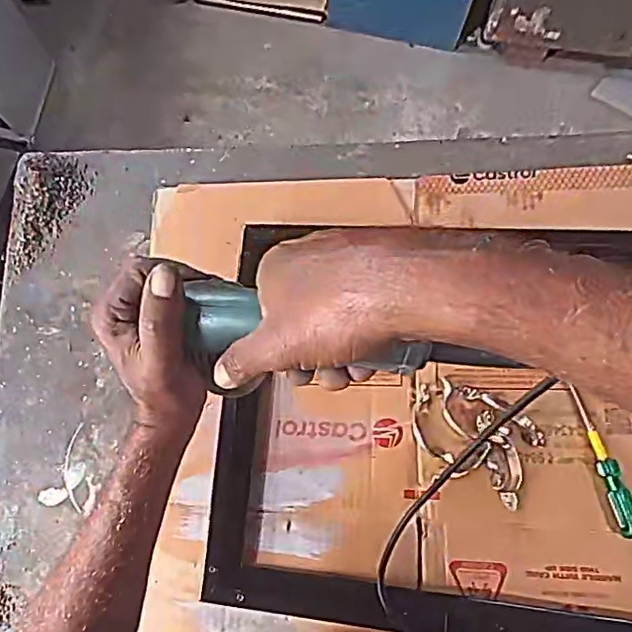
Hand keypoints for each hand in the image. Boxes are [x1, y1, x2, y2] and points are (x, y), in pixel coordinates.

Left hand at [93, 258, 209, 438]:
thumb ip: (159, 319)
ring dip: (196, 290)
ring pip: (171, 280)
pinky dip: (199, 299)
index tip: (197, 294)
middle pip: (157, 271)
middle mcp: (123, 307)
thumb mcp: (161, 357)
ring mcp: (143, 311)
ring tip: (212, 307)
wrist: (173, 414)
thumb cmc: (163, 395)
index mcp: (111, 313)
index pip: (140, 271)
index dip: (171, 277)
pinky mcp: (161, 316)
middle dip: (186, 282)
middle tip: (209, 301)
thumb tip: (164, 276)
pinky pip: (181, 293)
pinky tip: (210, 312)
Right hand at [213, 228, 482, 390]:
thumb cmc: (345, 305)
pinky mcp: (381, 273)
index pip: (262, 316)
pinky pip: (366, 314)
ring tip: (356, 365)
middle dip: (315, 360)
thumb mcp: (276, 349)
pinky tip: (377, 352)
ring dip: (344, 355)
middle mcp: (310, 258)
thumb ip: (243, 361)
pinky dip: (370, 338)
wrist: (408, 290)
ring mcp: (348, 263)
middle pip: (302, 324)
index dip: (275, 351)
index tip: (287, 368)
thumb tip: (223, 371)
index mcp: (274, 268)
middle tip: (325, 373)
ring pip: (337, 323)